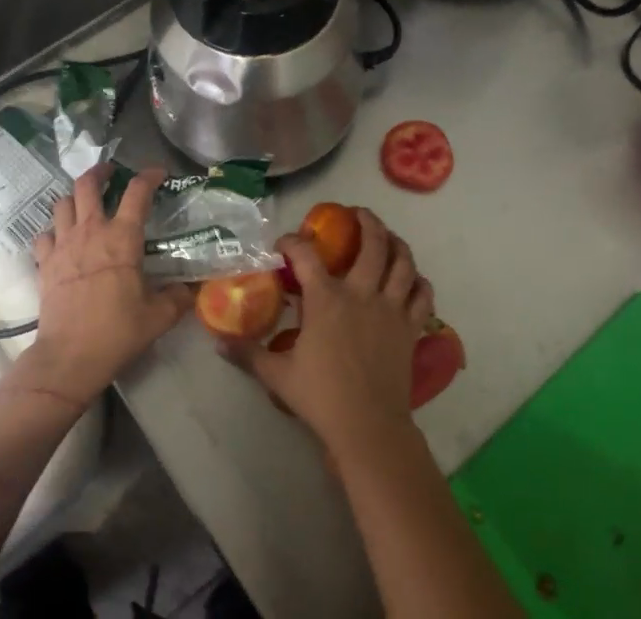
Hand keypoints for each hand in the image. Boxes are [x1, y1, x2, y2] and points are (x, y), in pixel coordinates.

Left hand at [26, 165, 192, 404]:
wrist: (70, 355)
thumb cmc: (117, 331)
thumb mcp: (159, 316)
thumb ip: (177, 297)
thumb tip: (188, 288)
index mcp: (122, 238)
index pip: (137, 192)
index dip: (149, 176)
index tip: (159, 174)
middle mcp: (90, 232)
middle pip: (87, 184)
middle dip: (100, 172)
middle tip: (110, 173)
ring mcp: (62, 245)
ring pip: (62, 203)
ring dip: (74, 198)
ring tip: (85, 204)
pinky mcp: (44, 263)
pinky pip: (45, 234)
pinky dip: (53, 231)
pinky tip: (61, 240)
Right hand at [222, 208, 433, 456]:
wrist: (367, 426)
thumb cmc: (320, 397)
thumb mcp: (276, 374)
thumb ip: (247, 353)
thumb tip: (218, 343)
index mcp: (326, 300)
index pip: (307, 255)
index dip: (293, 243)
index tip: (284, 244)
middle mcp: (361, 294)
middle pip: (371, 244)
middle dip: (365, 222)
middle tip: (356, 214)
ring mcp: (391, 309)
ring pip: (403, 262)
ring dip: (396, 243)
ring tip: (389, 236)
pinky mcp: (410, 328)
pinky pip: (422, 295)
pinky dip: (419, 281)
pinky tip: (412, 279)